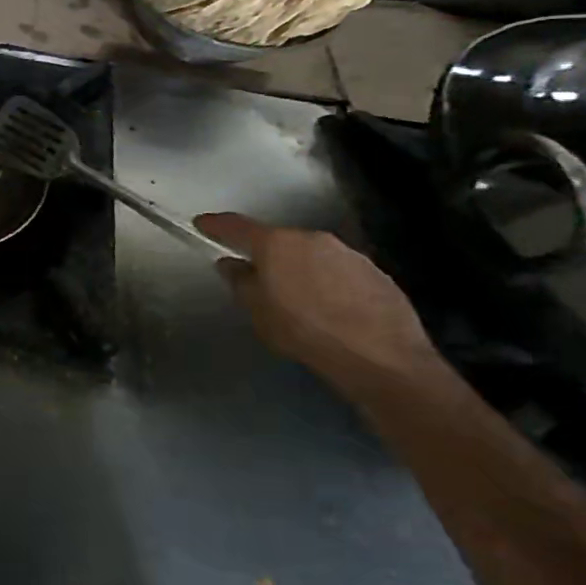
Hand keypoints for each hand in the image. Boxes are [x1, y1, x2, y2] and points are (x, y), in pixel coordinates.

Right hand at [195, 212, 440, 395]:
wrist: (383, 360)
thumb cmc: (305, 331)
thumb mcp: (258, 311)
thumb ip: (240, 282)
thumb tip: (232, 264)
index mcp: (276, 243)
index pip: (236, 226)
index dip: (215, 225)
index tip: (202, 223)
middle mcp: (311, 238)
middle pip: (278, 240)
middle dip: (266, 254)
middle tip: (258, 274)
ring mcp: (348, 254)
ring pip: (311, 255)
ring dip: (300, 268)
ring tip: (299, 297)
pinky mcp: (378, 274)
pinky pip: (340, 272)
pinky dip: (329, 283)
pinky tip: (332, 308)